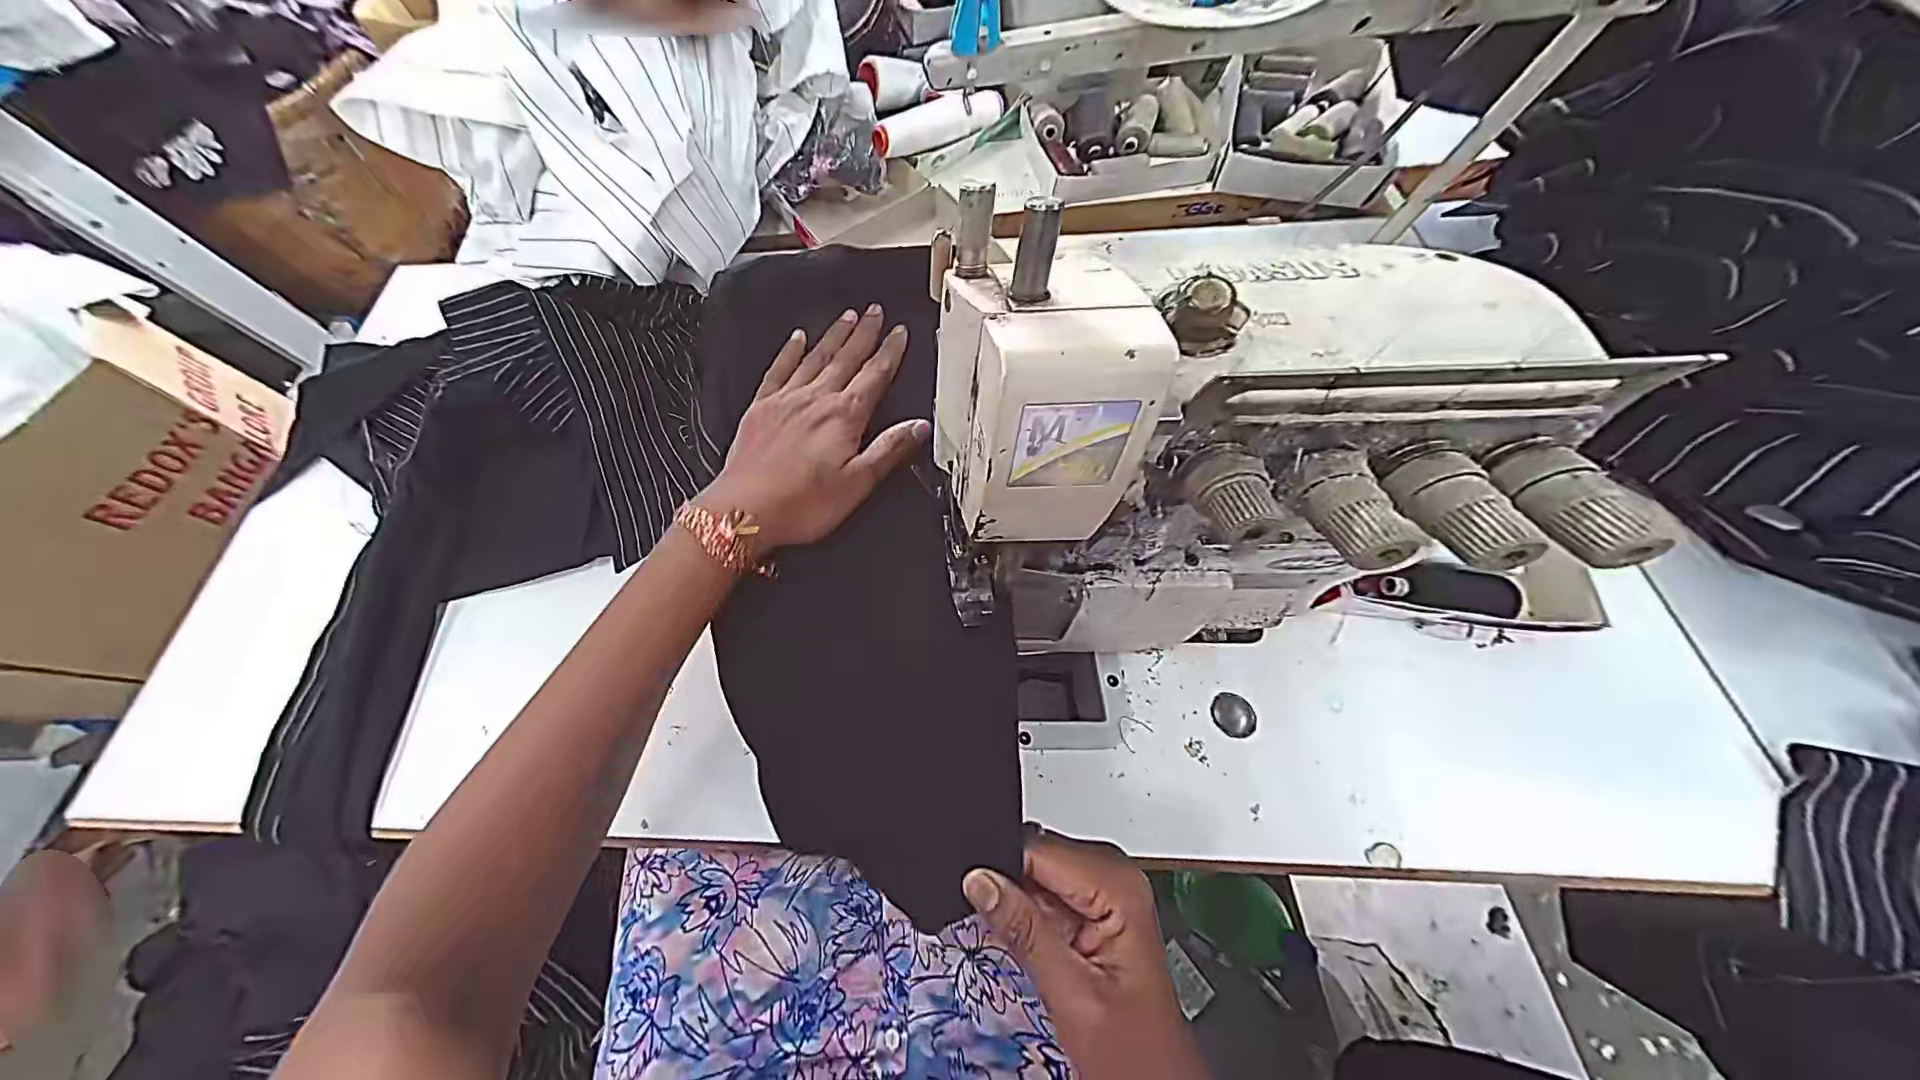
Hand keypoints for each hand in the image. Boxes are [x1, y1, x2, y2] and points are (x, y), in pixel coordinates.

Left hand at [699, 305, 927, 551]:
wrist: (746, 510)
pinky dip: (790, 352)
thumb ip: (889, 450)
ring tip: (848, 317)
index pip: (874, 376)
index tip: (898, 334)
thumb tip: (918, 427)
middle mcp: (815, 401)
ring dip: (834, 336)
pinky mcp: (761, 409)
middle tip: (875, 312)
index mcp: (843, 418)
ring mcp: (785, 401)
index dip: (889, 352)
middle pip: (847, 358)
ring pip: (816, 358)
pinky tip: (797, 339)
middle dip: (864, 334)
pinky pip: (778, 369)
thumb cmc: (802, 503)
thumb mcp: (858, 482)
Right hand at [964, 832, 1209, 1079]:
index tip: (978, 893)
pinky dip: (1028, 915)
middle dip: (1009, 883)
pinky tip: (1039, 947)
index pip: (1040, 848)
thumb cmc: (1133, 1048)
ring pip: (1034, 871)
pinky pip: (1042, 891)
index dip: (1003, 869)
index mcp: (1118, 884)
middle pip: (1037, 853)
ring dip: (1019, 903)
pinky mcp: (1090, 904)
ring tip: (1031, 947)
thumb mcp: (1070, 992)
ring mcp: (1103, 888)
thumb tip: (980, 881)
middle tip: (1007, 930)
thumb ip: (1023, 930)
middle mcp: (1114, 875)